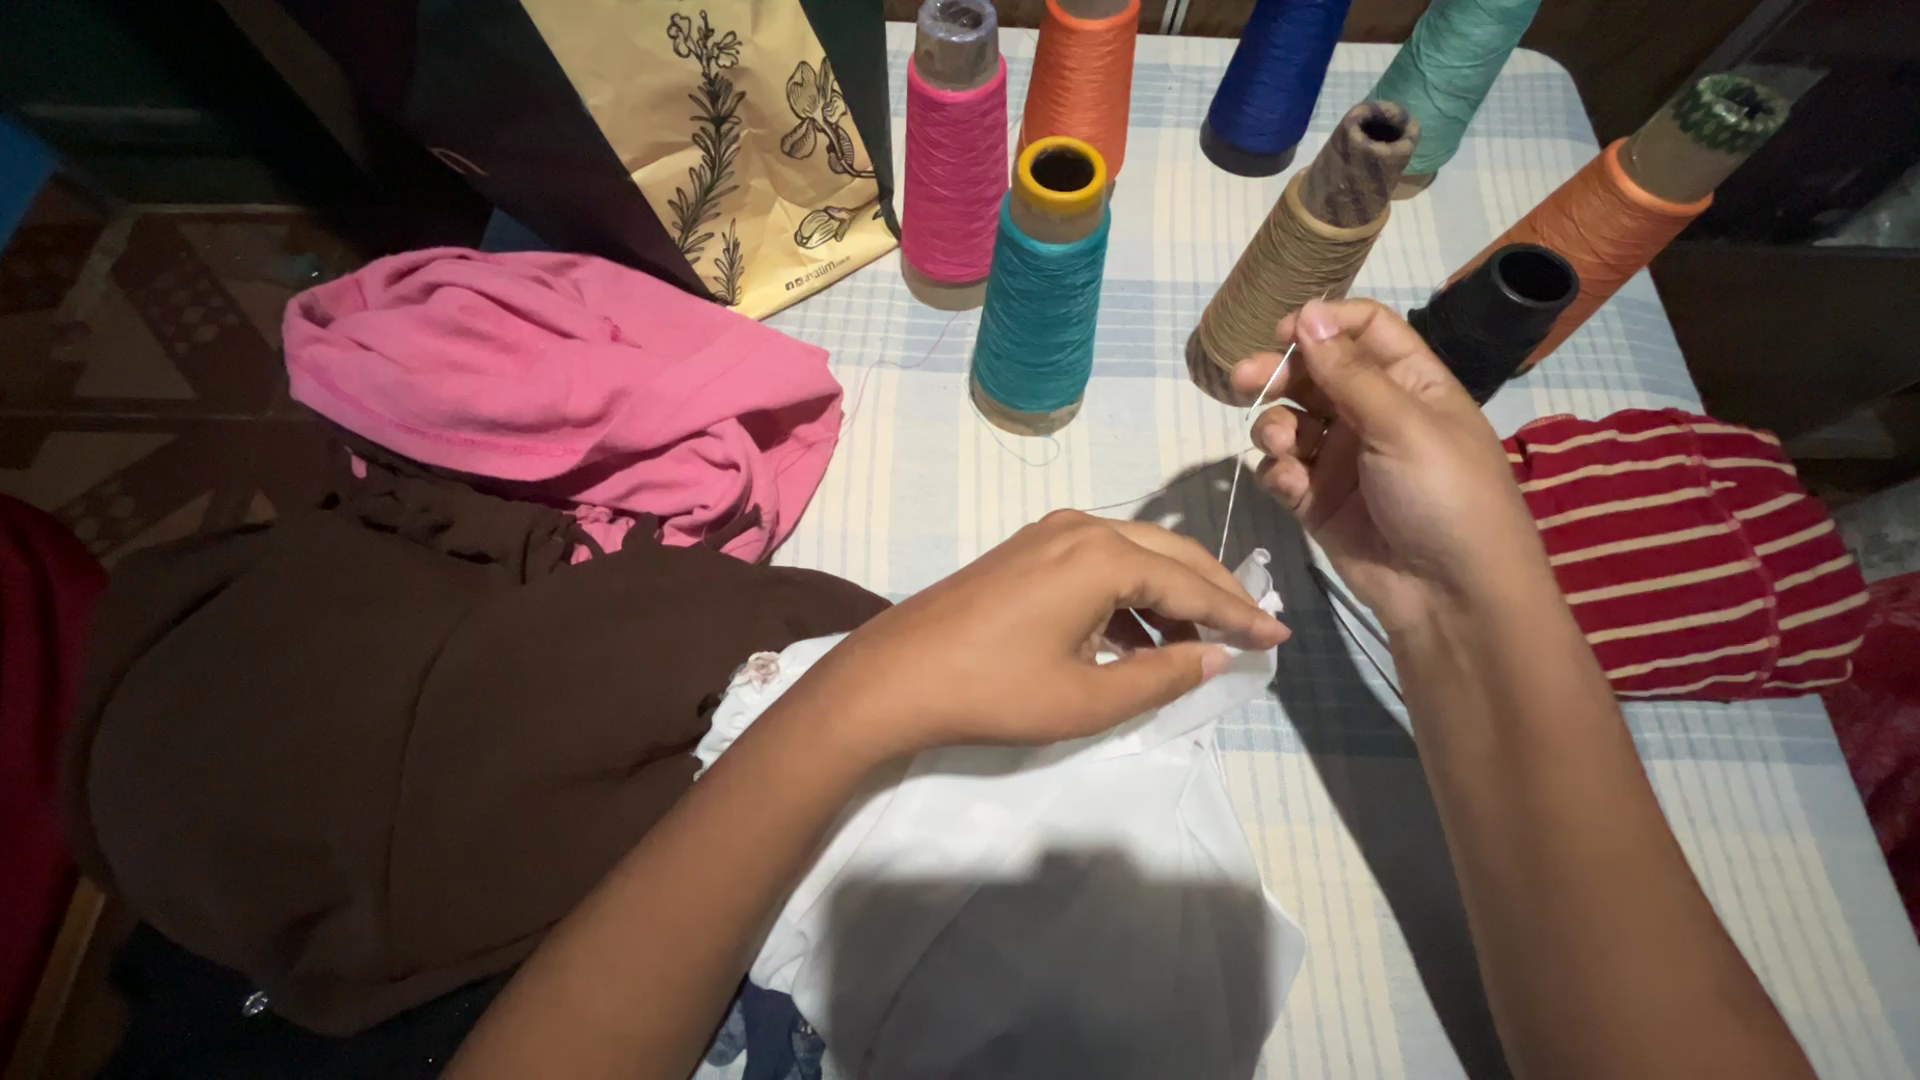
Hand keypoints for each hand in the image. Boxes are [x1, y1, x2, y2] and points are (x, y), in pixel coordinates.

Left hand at [790, 511, 1289, 760]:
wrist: (896, 676)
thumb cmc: (995, 691)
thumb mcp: (1089, 698)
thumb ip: (1163, 675)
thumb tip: (1215, 655)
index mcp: (1103, 556)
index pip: (1193, 585)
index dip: (1240, 615)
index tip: (1278, 638)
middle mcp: (1080, 529)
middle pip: (1169, 556)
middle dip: (1213, 594)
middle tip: (1250, 632)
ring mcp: (1047, 535)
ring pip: (1132, 557)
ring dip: (1168, 597)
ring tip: (1196, 646)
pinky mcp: (1024, 550)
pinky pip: (1095, 564)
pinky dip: (1125, 596)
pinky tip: (1135, 638)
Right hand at [1233, 298, 1550, 633]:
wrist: (1446, 593)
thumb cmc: (1444, 494)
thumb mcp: (1402, 424)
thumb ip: (1348, 371)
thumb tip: (1308, 311)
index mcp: (1409, 384)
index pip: (1362, 332)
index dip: (1322, 326)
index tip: (1282, 334)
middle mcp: (1371, 415)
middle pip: (1312, 376)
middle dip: (1277, 375)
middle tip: (1243, 381)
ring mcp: (1341, 459)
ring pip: (1288, 423)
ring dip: (1274, 428)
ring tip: (1281, 447)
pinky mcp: (1315, 500)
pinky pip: (1280, 472)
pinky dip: (1276, 473)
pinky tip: (1290, 486)